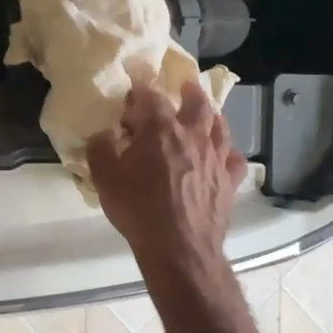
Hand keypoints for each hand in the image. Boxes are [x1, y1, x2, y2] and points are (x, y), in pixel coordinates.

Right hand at [88, 79, 246, 274]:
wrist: (179, 247)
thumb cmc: (137, 207)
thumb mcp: (103, 176)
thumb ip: (100, 148)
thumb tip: (103, 135)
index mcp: (160, 130)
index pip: (151, 97)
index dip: (140, 89)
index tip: (132, 89)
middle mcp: (192, 136)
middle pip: (198, 104)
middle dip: (189, 91)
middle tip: (184, 86)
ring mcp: (215, 158)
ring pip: (220, 127)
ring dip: (211, 116)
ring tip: (205, 113)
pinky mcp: (229, 181)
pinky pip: (233, 157)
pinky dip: (226, 150)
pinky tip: (220, 153)